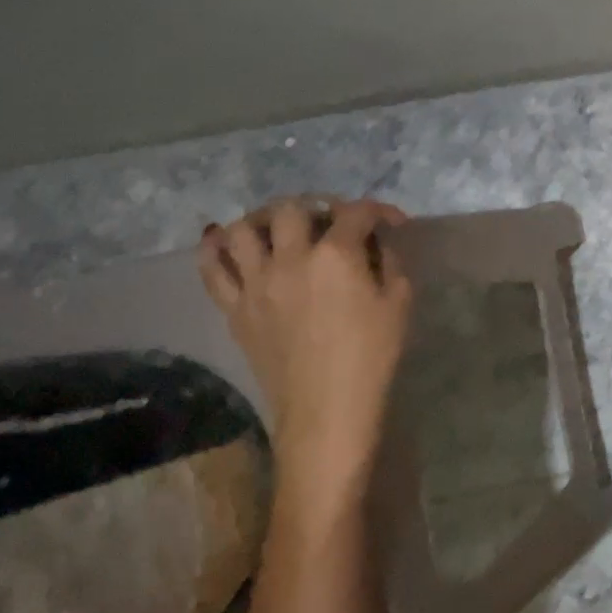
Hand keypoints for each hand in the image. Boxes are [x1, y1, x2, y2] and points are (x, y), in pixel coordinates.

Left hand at [199, 197, 412, 500]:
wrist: (325, 407)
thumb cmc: (372, 355)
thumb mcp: (400, 302)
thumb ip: (390, 261)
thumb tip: (376, 242)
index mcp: (336, 255)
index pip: (356, 213)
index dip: (379, 210)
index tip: (392, 222)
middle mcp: (290, 258)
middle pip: (292, 209)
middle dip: (317, 206)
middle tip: (332, 221)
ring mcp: (255, 282)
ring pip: (243, 229)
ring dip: (264, 220)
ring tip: (282, 229)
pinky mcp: (234, 307)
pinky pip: (211, 267)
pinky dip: (216, 247)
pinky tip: (227, 241)